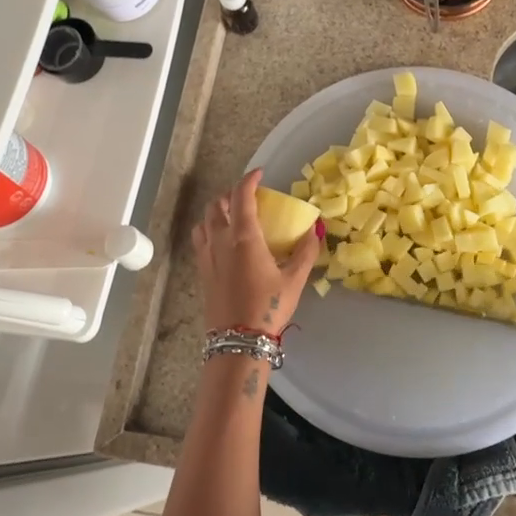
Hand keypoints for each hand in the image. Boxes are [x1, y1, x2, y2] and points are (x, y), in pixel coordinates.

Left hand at [191, 168, 322, 335]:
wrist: (238, 341)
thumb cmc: (268, 307)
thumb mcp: (295, 279)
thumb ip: (306, 251)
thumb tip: (316, 230)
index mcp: (244, 237)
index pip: (241, 196)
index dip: (249, 180)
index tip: (260, 174)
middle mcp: (221, 240)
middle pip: (217, 205)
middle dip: (231, 194)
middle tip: (248, 197)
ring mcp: (208, 256)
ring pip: (204, 221)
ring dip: (217, 211)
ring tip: (232, 215)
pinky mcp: (202, 271)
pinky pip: (200, 239)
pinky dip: (209, 230)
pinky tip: (222, 241)